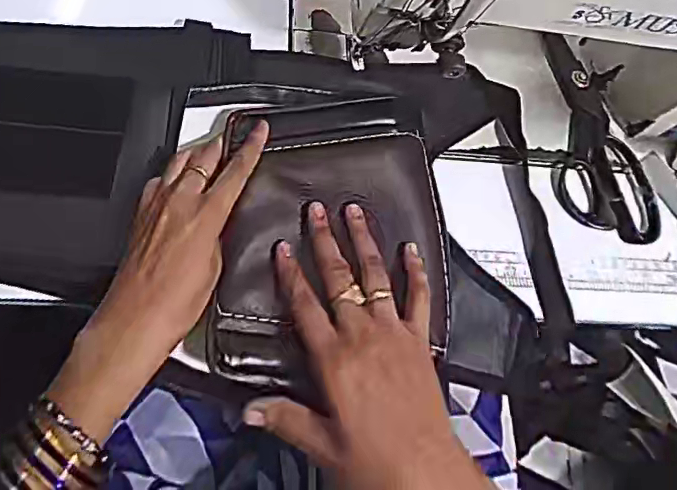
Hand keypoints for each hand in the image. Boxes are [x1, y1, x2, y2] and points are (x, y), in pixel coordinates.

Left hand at [47, 121, 268, 440]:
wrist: (131, 324)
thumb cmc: (172, 307)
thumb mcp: (214, 269)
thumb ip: (218, 234)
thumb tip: (218, 221)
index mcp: (206, 215)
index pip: (235, 170)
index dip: (251, 146)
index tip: (259, 130)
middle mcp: (179, 203)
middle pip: (204, 156)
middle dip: (222, 141)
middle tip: (233, 134)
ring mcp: (156, 206)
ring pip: (178, 162)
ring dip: (196, 152)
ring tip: (206, 149)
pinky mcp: (140, 215)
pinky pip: (157, 181)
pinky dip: (169, 174)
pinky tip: (173, 180)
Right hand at [245, 203, 491, 489]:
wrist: (425, 474)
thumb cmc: (375, 464)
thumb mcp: (321, 445)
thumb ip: (286, 418)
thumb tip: (251, 409)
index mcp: (334, 360)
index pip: (304, 305)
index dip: (291, 273)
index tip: (284, 247)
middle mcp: (362, 337)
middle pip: (338, 277)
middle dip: (325, 240)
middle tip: (317, 212)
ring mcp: (393, 332)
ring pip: (375, 274)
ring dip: (363, 240)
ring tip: (355, 212)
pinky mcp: (419, 339)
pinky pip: (418, 296)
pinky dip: (415, 270)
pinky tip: (410, 249)